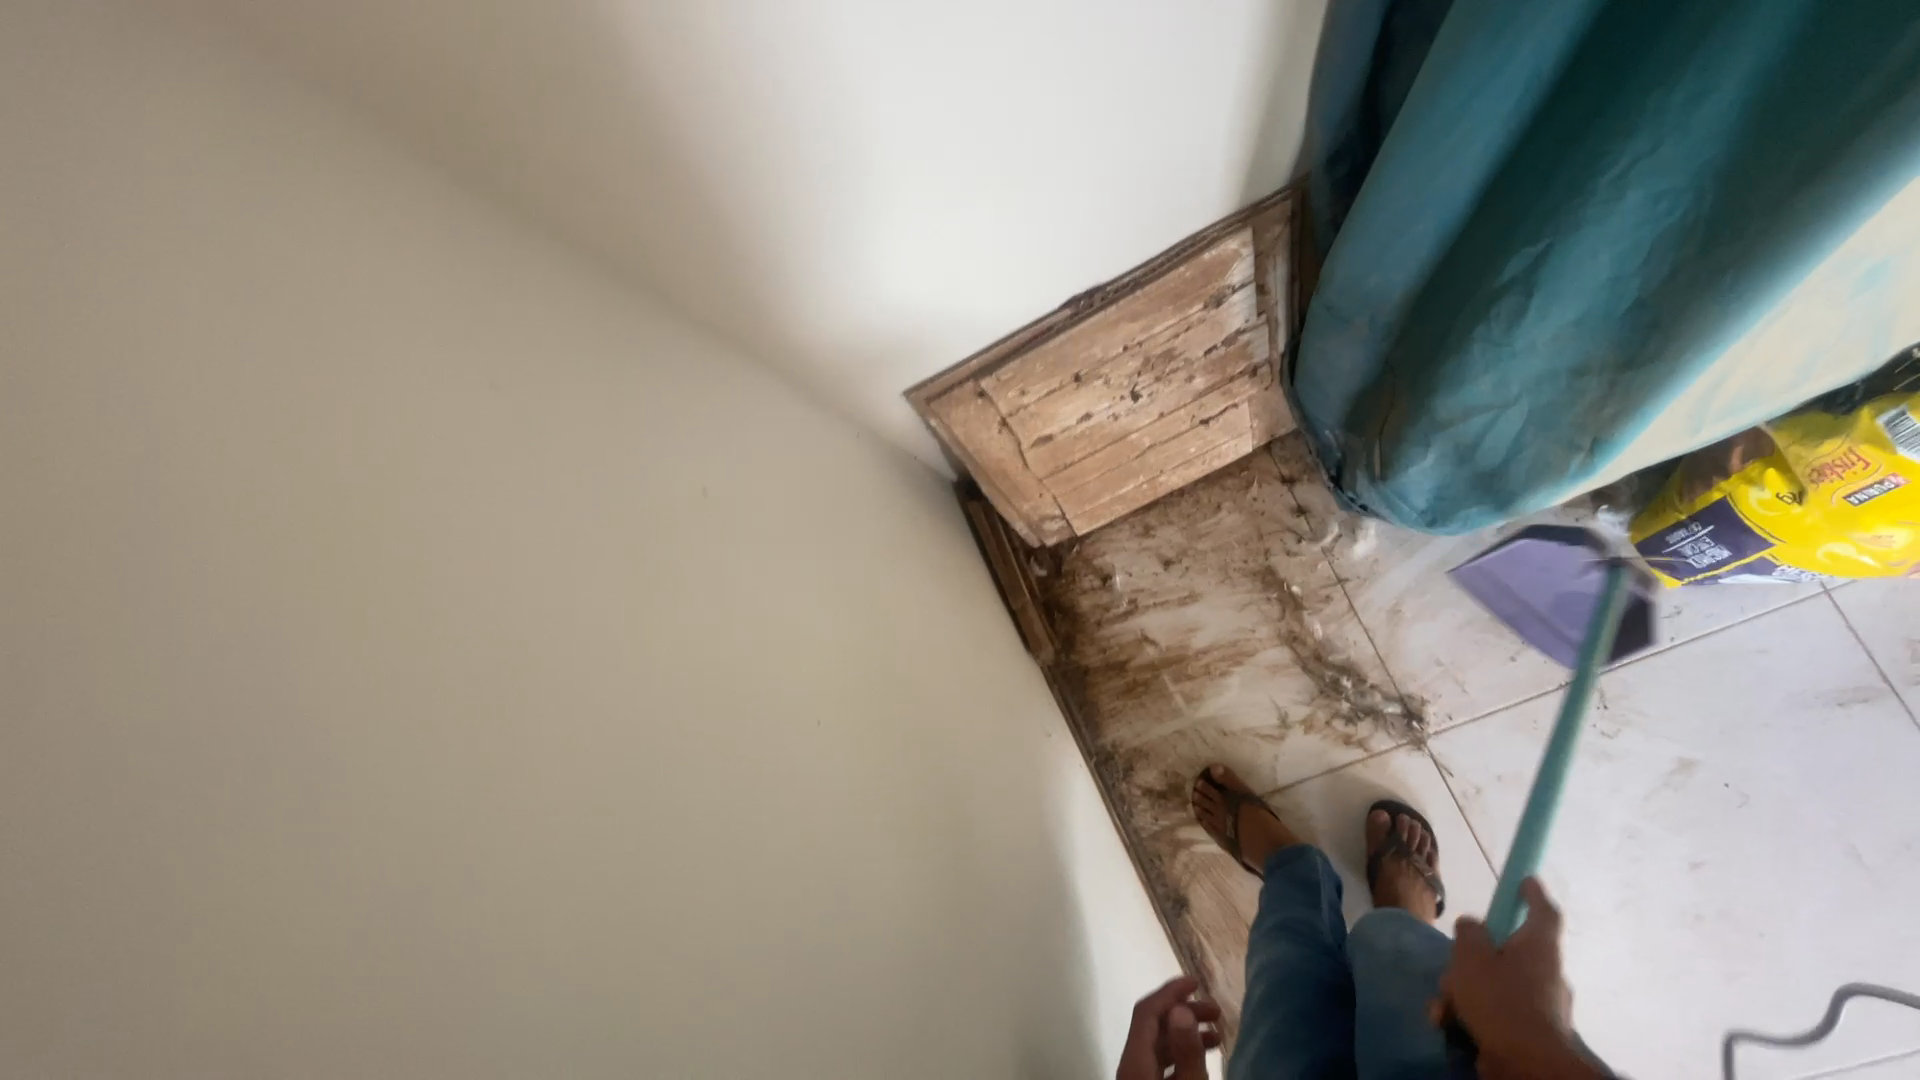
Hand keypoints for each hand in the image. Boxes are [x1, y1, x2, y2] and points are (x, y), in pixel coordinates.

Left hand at [1117, 975, 1220, 1079]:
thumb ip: (1186, 1052)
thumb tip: (1181, 1009)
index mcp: (1134, 1059)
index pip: (1146, 1011)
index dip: (1170, 992)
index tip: (1196, 983)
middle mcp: (1130, 1064)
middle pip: (1153, 1026)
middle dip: (1184, 1012)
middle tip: (1215, 1012)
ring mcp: (1135, 1077)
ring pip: (1158, 1046)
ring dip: (1185, 1034)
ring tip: (1216, 1035)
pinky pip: (1160, 1064)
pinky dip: (1181, 1054)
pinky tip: (1201, 1058)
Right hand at [1433, 879, 1598, 1079]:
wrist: (1528, 1065)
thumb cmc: (1499, 1000)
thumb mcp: (1470, 955)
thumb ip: (1469, 933)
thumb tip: (1474, 927)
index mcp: (1539, 948)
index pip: (1543, 912)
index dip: (1533, 894)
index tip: (1525, 879)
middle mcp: (1548, 973)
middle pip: (1509, 951)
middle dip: (1475, 958)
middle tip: (1453, 967)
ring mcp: (1543, 1004)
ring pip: (1497, 982)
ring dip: (1467, 989)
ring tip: (1444, 1003)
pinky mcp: (1533, 1031)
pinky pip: (1497, 1010)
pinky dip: (1474, 1011)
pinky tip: (1450, 1020)